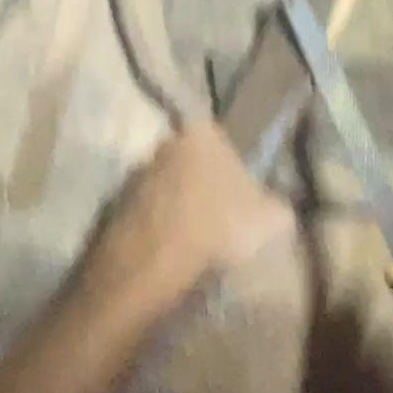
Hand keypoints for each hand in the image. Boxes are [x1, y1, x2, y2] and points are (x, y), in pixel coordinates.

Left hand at [93, 120, 292, 284]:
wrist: (158, 259)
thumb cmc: (220, 226)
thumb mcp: (273, 218)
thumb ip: (277, 203)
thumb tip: (277, 206)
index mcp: (202, 133)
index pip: (222, 141)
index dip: (232, 168)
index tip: (238, 195)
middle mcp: (164, 142)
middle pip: (189, 161)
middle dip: (200, 183)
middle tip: (217, 216)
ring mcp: (135, 172)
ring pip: (165, 186)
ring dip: (176, 205)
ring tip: (192, 238)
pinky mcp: (115, 202)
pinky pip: (145, 211)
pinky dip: (155, 224)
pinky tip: (168, 248)